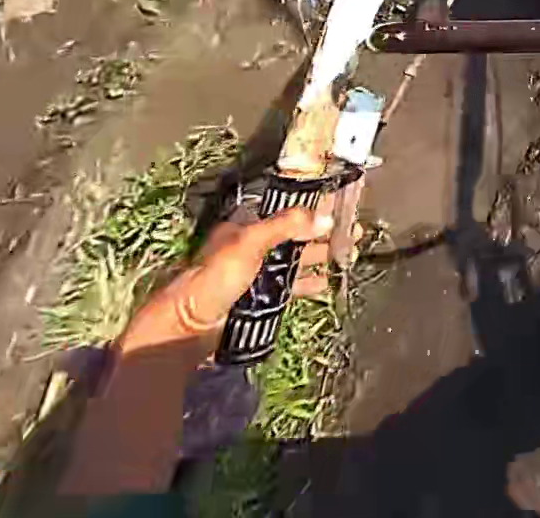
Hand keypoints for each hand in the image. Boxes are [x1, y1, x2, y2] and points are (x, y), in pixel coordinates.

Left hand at [117, 203, 334, 357]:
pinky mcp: (259, 298)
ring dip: (323, 256)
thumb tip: (326, 217)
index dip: (317, 207)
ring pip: (297, 259)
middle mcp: (254, 246)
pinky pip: (291, 285)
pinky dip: (310, 281)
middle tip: (355, 234)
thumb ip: (286, 225)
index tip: (343, 206)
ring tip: (349, 256)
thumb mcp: (248, 243)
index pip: (289, 210)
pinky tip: (327, 282)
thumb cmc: (214, 281)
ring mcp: (257, 273)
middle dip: (327, 233)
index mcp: (248, 227)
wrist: (184, 332)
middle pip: (298, 234)